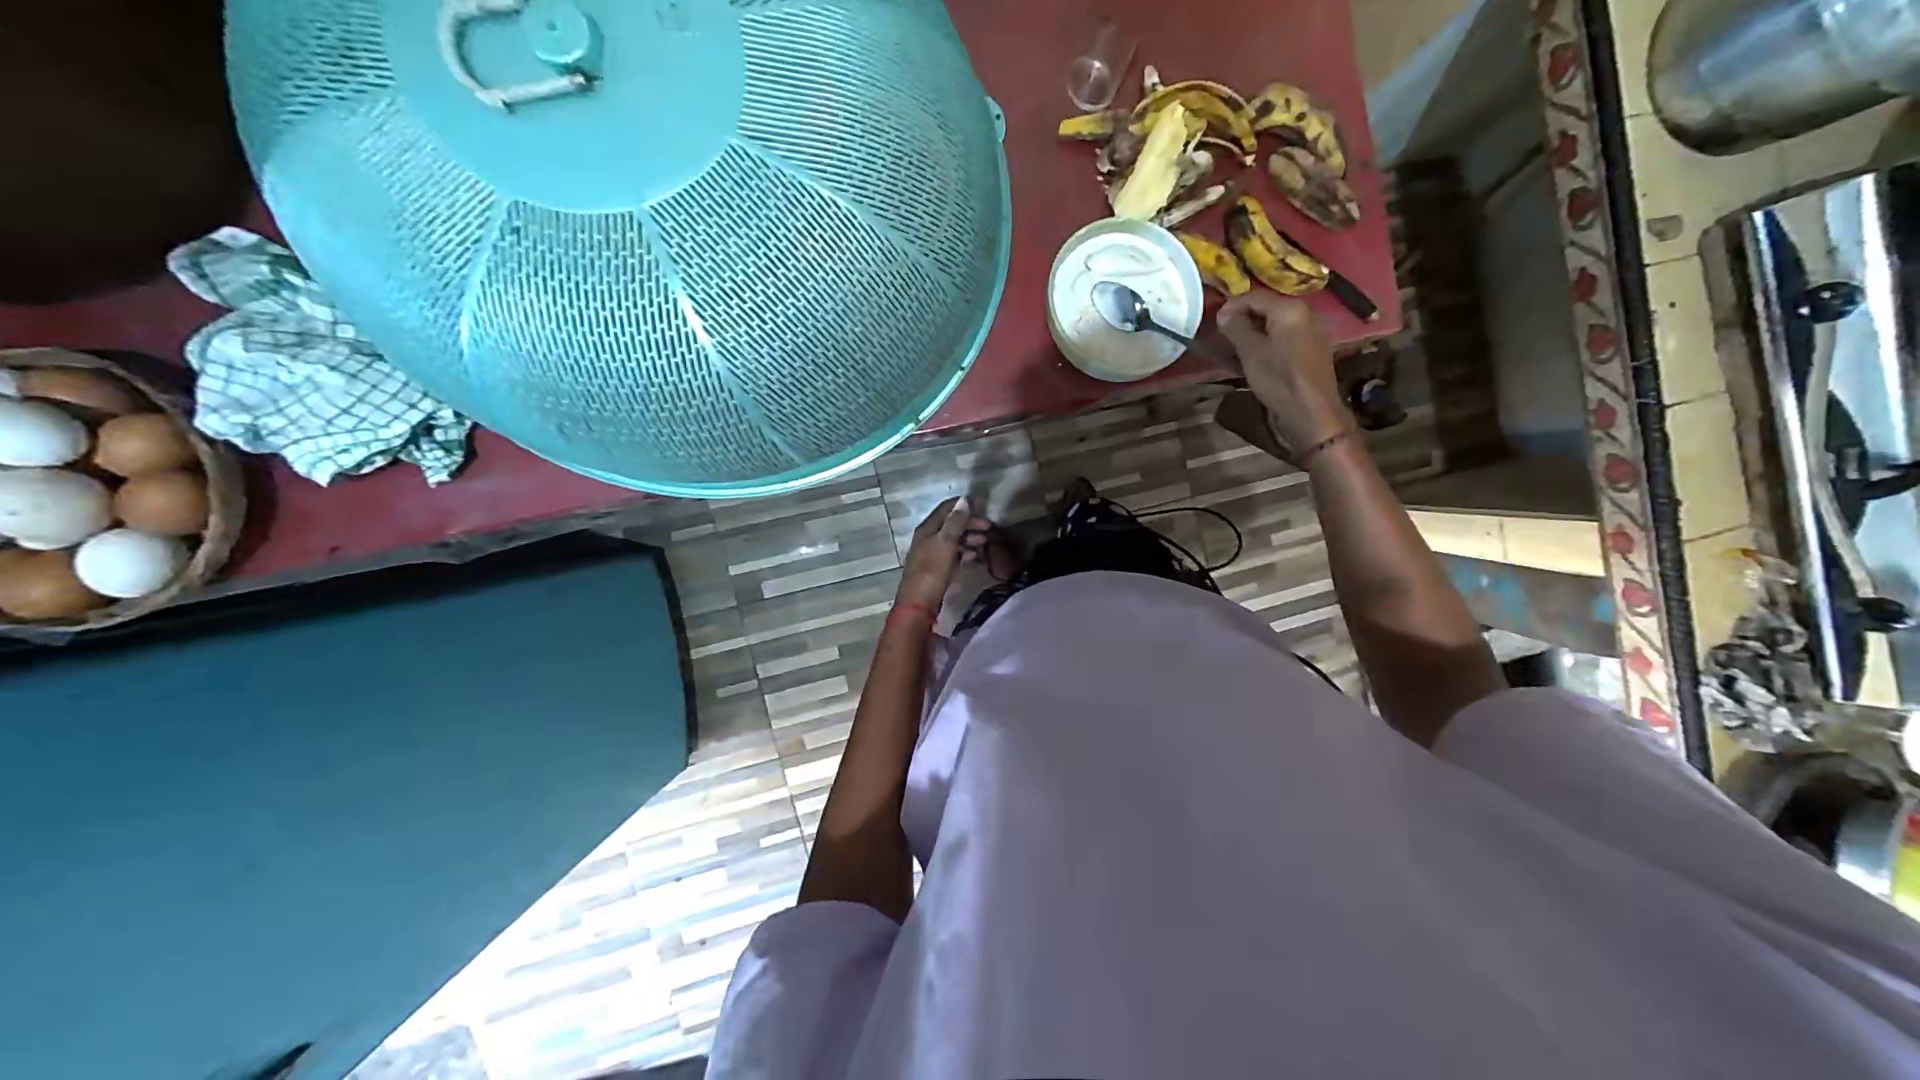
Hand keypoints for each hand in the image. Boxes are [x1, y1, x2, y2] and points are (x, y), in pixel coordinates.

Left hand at [897, 496, 990, 608]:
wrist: (919, 603)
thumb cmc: (932, 570)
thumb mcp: (945, 542)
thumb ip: (955, 522)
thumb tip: (964, 500)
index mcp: (927, 529)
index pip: (945, 508)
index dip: (962, 505)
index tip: (982, 506)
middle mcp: (928, 538)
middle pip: (951, 524)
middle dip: (970, 524)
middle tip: (989, 528)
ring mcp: (932, 554)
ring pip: (953, 540)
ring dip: (969, 538)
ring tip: (985, 542)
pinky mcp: (937, 568)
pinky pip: (953, 555)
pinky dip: (965, 552)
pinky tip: (976, 556)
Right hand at [1218, 292, 1351, 454]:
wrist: (1310, 412)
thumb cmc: (1278, 379)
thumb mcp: (1251, 352)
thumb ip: (1236, 328)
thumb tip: (1224, 312)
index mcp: (1291, 309)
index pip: (1255, 296)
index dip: (1232, 305)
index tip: (1215, 320)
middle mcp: (1306, 313)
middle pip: (1269, 307)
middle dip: (1244, 317)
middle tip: (1224, 333)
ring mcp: (1313, 331)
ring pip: (1277, 323)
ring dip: (1255, 330)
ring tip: (1237, 345)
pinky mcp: (1313, 349)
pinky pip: (1287, 336)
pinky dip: (1269, 340)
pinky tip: (1257, 355)